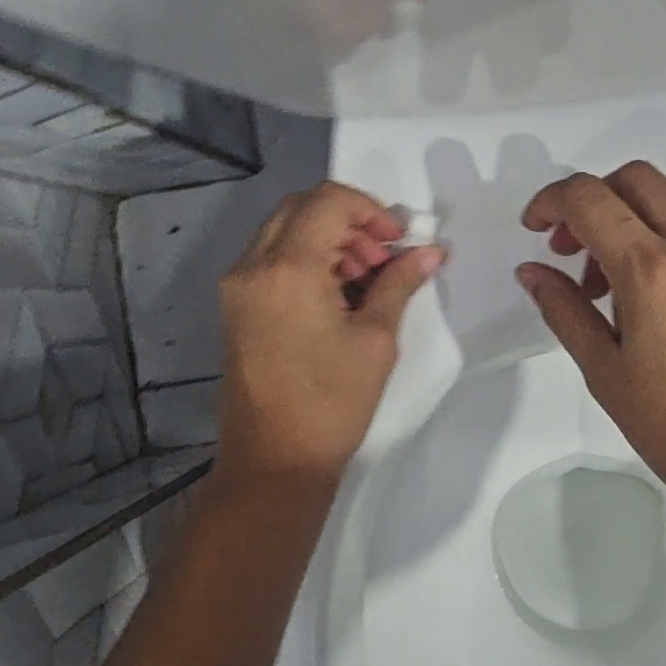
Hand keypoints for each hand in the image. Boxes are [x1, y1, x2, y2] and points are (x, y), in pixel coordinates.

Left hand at [217, 182, 445, 483]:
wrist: (273, 464)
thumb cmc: (331, 404)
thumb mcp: (375, 340)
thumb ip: (399, 284)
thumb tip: (430, 251)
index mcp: (287, 268)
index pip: (328, 201)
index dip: (370, 210)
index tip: (396, 242)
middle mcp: (253, 266)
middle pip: (301, 207)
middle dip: (348, 221)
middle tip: (381, 259)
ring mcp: (237, 287)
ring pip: (284, 231)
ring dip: (327, 240)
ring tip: (363, 283)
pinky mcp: (235, 308)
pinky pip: (271, 260)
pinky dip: (305, 260)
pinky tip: (335, 298)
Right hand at [514, 162, 665, 522]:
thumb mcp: (606, 373)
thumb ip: (564, 311)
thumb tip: (531, 271)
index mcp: (652, 268)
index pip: (590, 198)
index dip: (549, 201)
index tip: (532, 230)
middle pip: (633, 179)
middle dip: (589, 198)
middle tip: (565, 249)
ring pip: (662, 202)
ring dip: (620, 220)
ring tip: (597, 288)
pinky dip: (650, 240)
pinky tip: (635, 301)